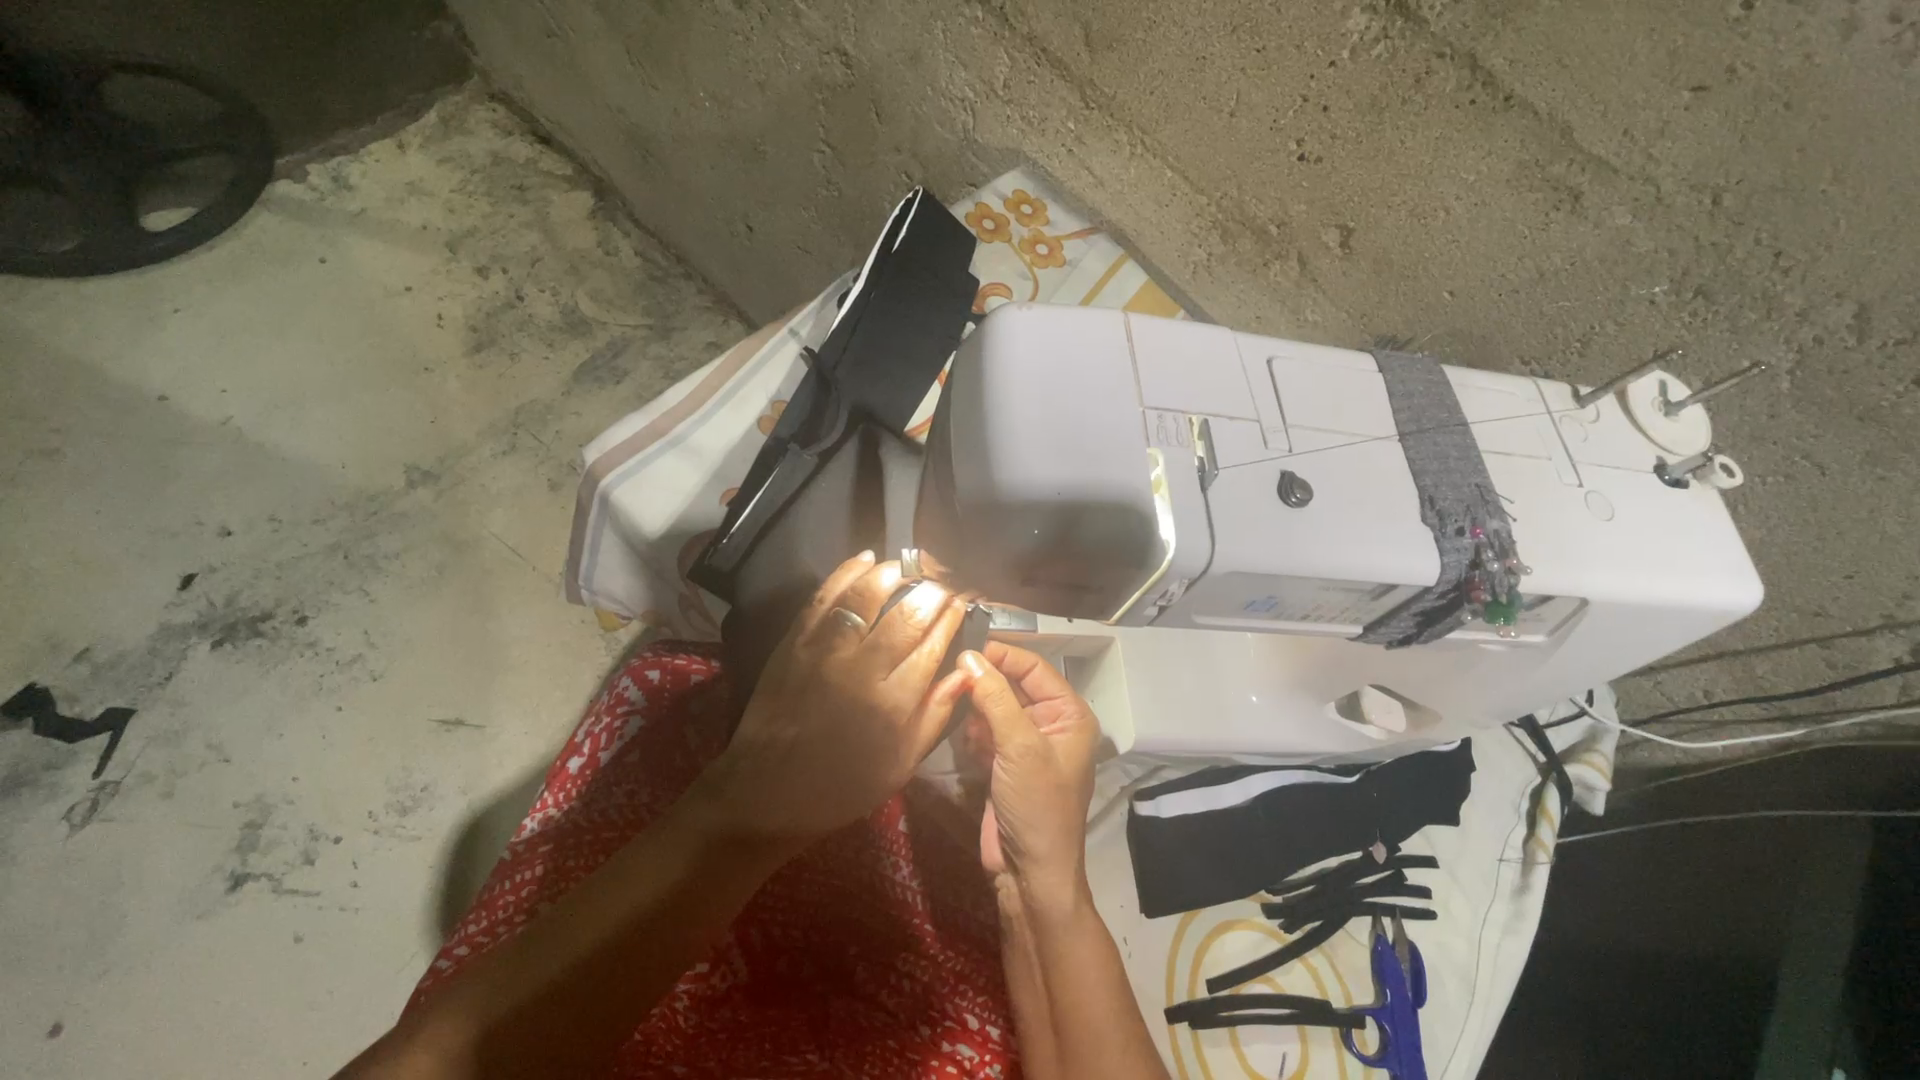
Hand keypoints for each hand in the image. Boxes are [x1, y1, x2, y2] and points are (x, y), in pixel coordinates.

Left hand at [695, 551, 971, 845]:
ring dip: (893, 575)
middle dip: (932, 593)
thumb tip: (966, 673)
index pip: (933, 646)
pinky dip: (846, 574)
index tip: (963, 602)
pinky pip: (824, 598)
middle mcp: (862, 671)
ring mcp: (825, 652)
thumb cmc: (842, 785)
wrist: (767, 791)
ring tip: (910, 567)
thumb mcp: (900, 765)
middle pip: (906, 617)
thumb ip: (934, 716)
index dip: (952, 618)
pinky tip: (866, 559)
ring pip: (865, 598)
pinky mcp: (795, 642)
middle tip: (944, 583)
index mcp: (893, 705)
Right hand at [960, 643, 1100, 902]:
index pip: (1034, 666)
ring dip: (975, 711)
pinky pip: (985, 733)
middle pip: (1012, 685)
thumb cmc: (1037, 806)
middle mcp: (1051, 724)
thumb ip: (994, 697)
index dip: (1001, 655)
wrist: (1030, 872)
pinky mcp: (1005, 764)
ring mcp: (1026, 745)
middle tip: (949, 678)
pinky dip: (973, 735)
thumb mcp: (1019, 746)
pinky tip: (968, 747)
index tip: (963, 649)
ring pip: (994, 708)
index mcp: (1069, 714)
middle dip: (983, 684)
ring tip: (958, 716)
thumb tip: (968, 656)